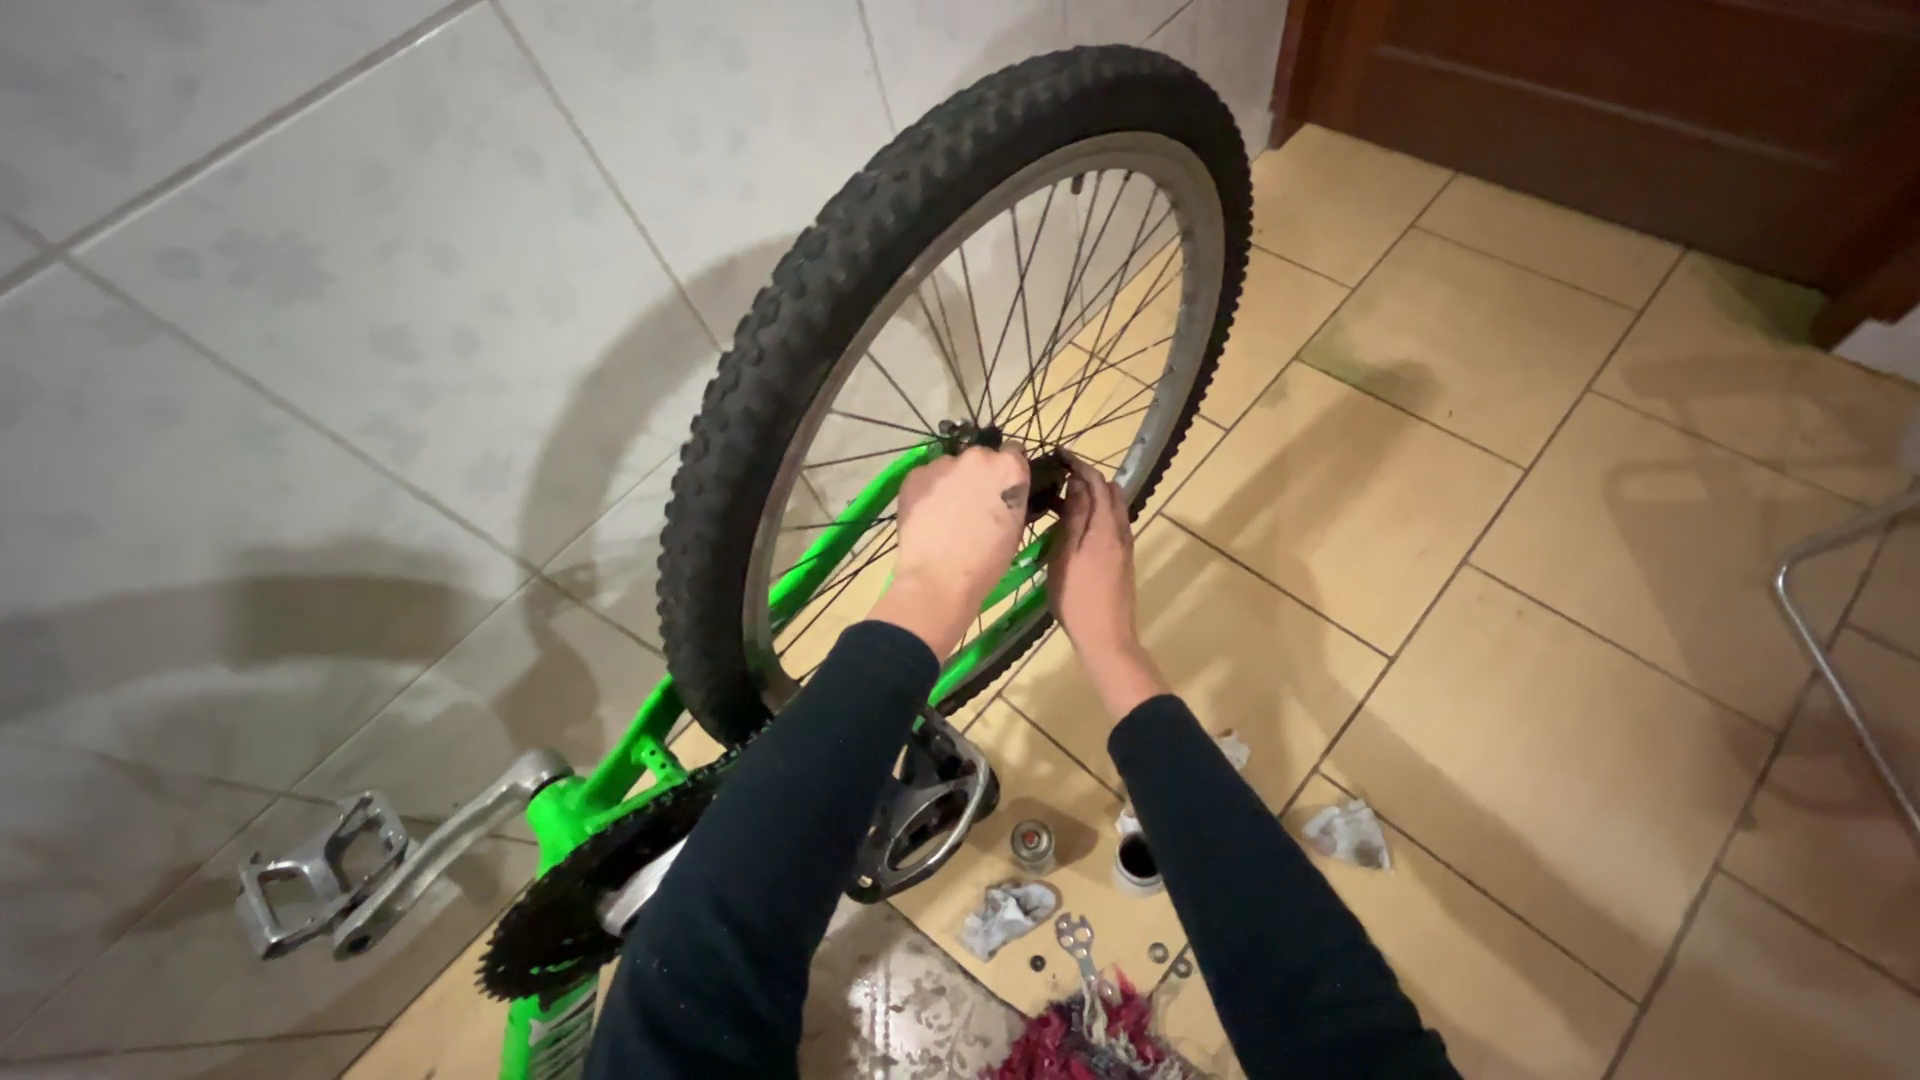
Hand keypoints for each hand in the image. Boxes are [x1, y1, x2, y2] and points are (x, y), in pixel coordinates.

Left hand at [866, 446, 1029, 657]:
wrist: (939, 578)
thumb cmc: (987, 562)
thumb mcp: (1015, 527)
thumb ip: (1011, 499)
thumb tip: (1001, 493)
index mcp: (1009, 468)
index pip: (1013, 453)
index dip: (1006, 471)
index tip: (1000, 488)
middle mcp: (977, 457)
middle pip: (980, 457)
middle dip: (977, 475)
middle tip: (971, 504)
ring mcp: (943, 464)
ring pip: (950, 467)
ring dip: (951, 482)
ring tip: (944, 514)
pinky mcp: (914, 475)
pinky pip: (926, 477)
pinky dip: (927, 491)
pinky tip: (926, 515)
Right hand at [1048, 454, 1167, 717]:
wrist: (1107, 637)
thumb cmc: (1078, 598)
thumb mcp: (1066, 556)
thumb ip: (1074, 518)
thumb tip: (1077, 483)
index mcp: (1106, 527)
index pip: (1097, 482)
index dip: (1080, 465)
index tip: (1060, 455)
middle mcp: (1121, 531)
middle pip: (1111, 492)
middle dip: (1089, 478)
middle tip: (1060, 476)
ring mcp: (1124, 547)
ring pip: (1114, 508)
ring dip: (1094, 496)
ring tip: (1065, 497)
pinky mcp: (1122, 560)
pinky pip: (1112, 523)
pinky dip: (1097, 513)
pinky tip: (1078, 524)